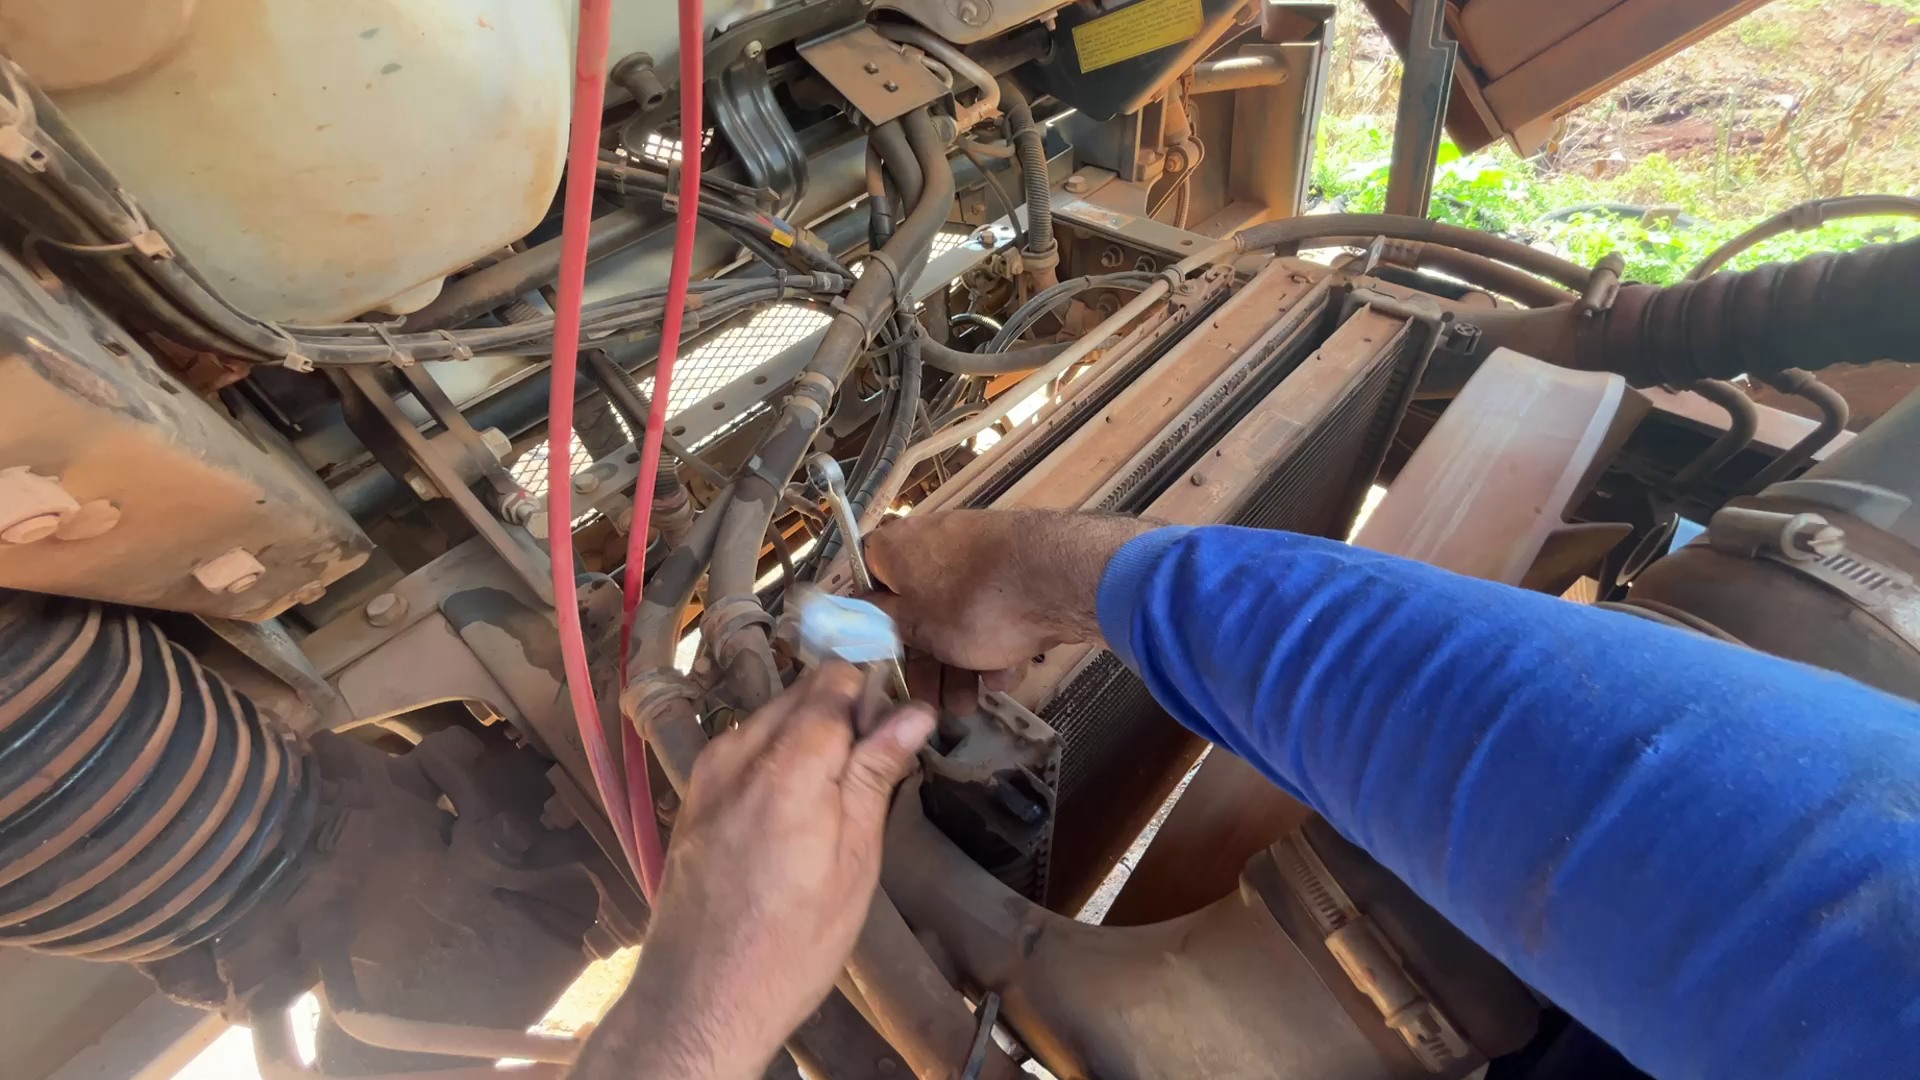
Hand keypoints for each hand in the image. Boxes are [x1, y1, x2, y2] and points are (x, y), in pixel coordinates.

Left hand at [575, 664, 934, 1079]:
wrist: (697, 1003)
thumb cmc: (794, 941)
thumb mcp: (855, 860)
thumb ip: (876, 772)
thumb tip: (915, 711)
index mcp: (788, 766)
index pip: (834, 682)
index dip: (870, 697)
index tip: (890, 736)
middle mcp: (739, 751)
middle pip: (803, 690)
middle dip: (843, 710)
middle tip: (867, 769)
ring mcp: (709, 768)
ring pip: (775, 711)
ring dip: (811, 730)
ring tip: (830, 794)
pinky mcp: (694, 789)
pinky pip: (747, 741)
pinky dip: (779, 751)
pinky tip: (791, 805)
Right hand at [863, 509, 1154, 711]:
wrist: (1059, 577)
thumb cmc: (971, 604)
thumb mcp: (912, 625)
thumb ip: (876, 623)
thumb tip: (847, 614)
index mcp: (895, 547)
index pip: (866, 582)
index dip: (870, 627)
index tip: (881, 664)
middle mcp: (932, 541)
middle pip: (915, 608)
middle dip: (924, 662)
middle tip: (931, 702)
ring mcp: (978, 552)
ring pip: (955, 614)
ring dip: (958, 663)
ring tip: (970, 704)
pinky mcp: (1015, 567)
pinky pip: (991, 608)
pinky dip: (993, 642)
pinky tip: (1004, 674)